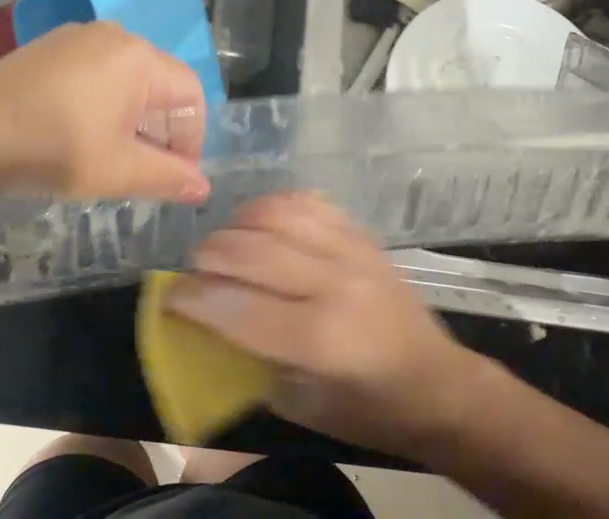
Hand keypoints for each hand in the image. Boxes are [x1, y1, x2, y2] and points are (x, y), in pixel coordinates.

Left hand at [0, 22, 210, 202]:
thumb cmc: (55, 150)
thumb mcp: (118, 171)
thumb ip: (168, 177)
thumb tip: (203, 186)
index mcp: (139, 58)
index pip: (190, 93)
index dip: (193, 138)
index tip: (175, 175)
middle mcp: (113, 34)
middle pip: (159, 80)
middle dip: (160, 126)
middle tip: (142, 166)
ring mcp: (76, 35)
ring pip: (124, 75)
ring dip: (130, 114)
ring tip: (108, 152)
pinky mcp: (47, 45)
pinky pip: (92, 69)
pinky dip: (99, 99)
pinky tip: (75, 130)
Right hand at [166, 193, 492, 459]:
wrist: (439, 384)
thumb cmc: (368, 408)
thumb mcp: (301, 405)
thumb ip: (250, 363)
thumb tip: (203, 327)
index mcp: (322, 339)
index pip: (238, 306)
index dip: (193, 300)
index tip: (169, 299)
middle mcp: (334, 284)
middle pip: (249, 251)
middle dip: (206, 259)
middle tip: (193, 274)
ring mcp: (350, 251)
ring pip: (273, 215)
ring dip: (234, 227)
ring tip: (223, 246)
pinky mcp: (361, 233)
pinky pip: (305, 201)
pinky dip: (271, 206)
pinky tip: (258, 224)